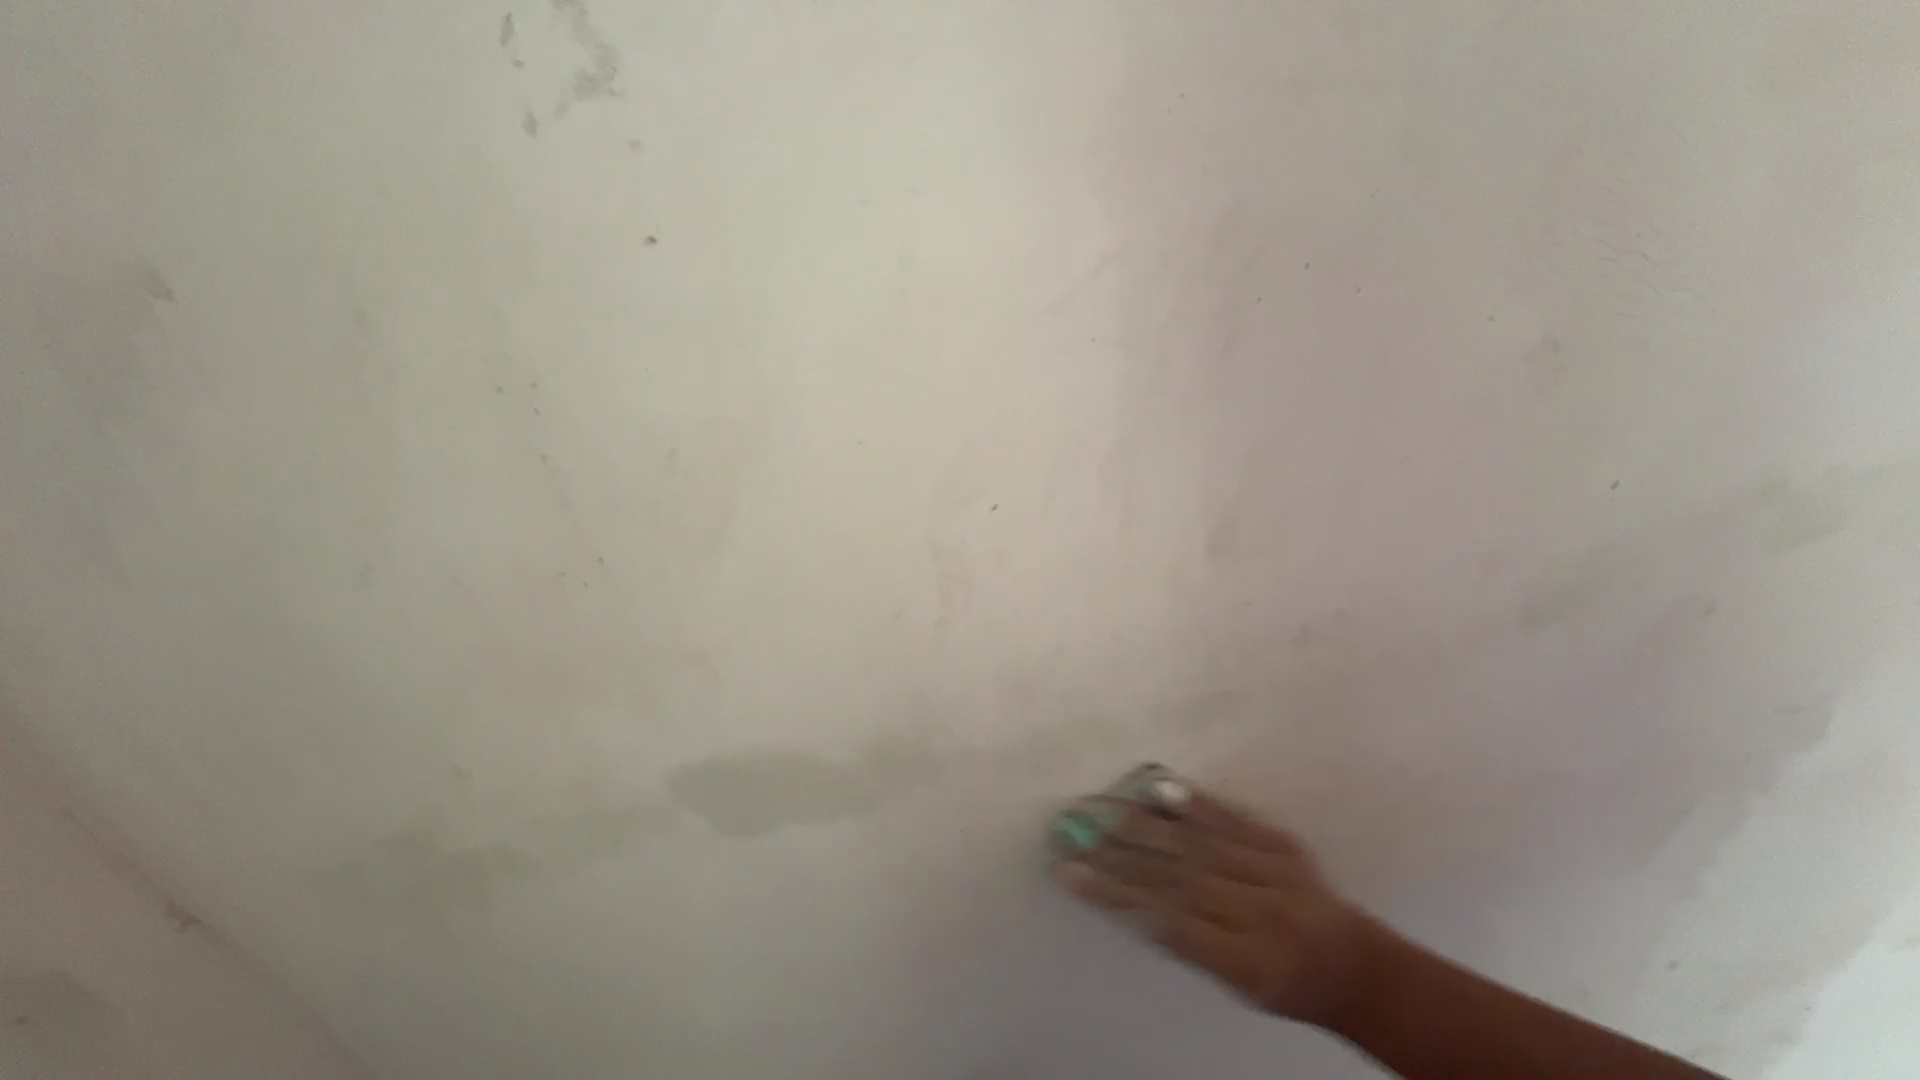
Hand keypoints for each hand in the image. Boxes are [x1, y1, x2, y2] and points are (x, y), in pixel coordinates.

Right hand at [1051, 784, 1379, 1027]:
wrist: (1357, 966)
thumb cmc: (1284, 985)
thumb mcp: (1235, 984)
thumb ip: (1186, 941)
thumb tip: (1128, 899)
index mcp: (1246, 960)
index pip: (1166, 921)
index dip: (1115, 895)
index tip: (1070, 872)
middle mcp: (1260, 913)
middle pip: (1177, 876)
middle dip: (1119, 852)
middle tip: (1074, 831)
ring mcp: (1275, 874)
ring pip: (1200, 844)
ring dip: (1146, 823)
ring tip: (1102, 807)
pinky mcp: (1284, 845)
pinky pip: (1236, 820)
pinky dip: (1196, 804)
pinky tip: (1163, 788)